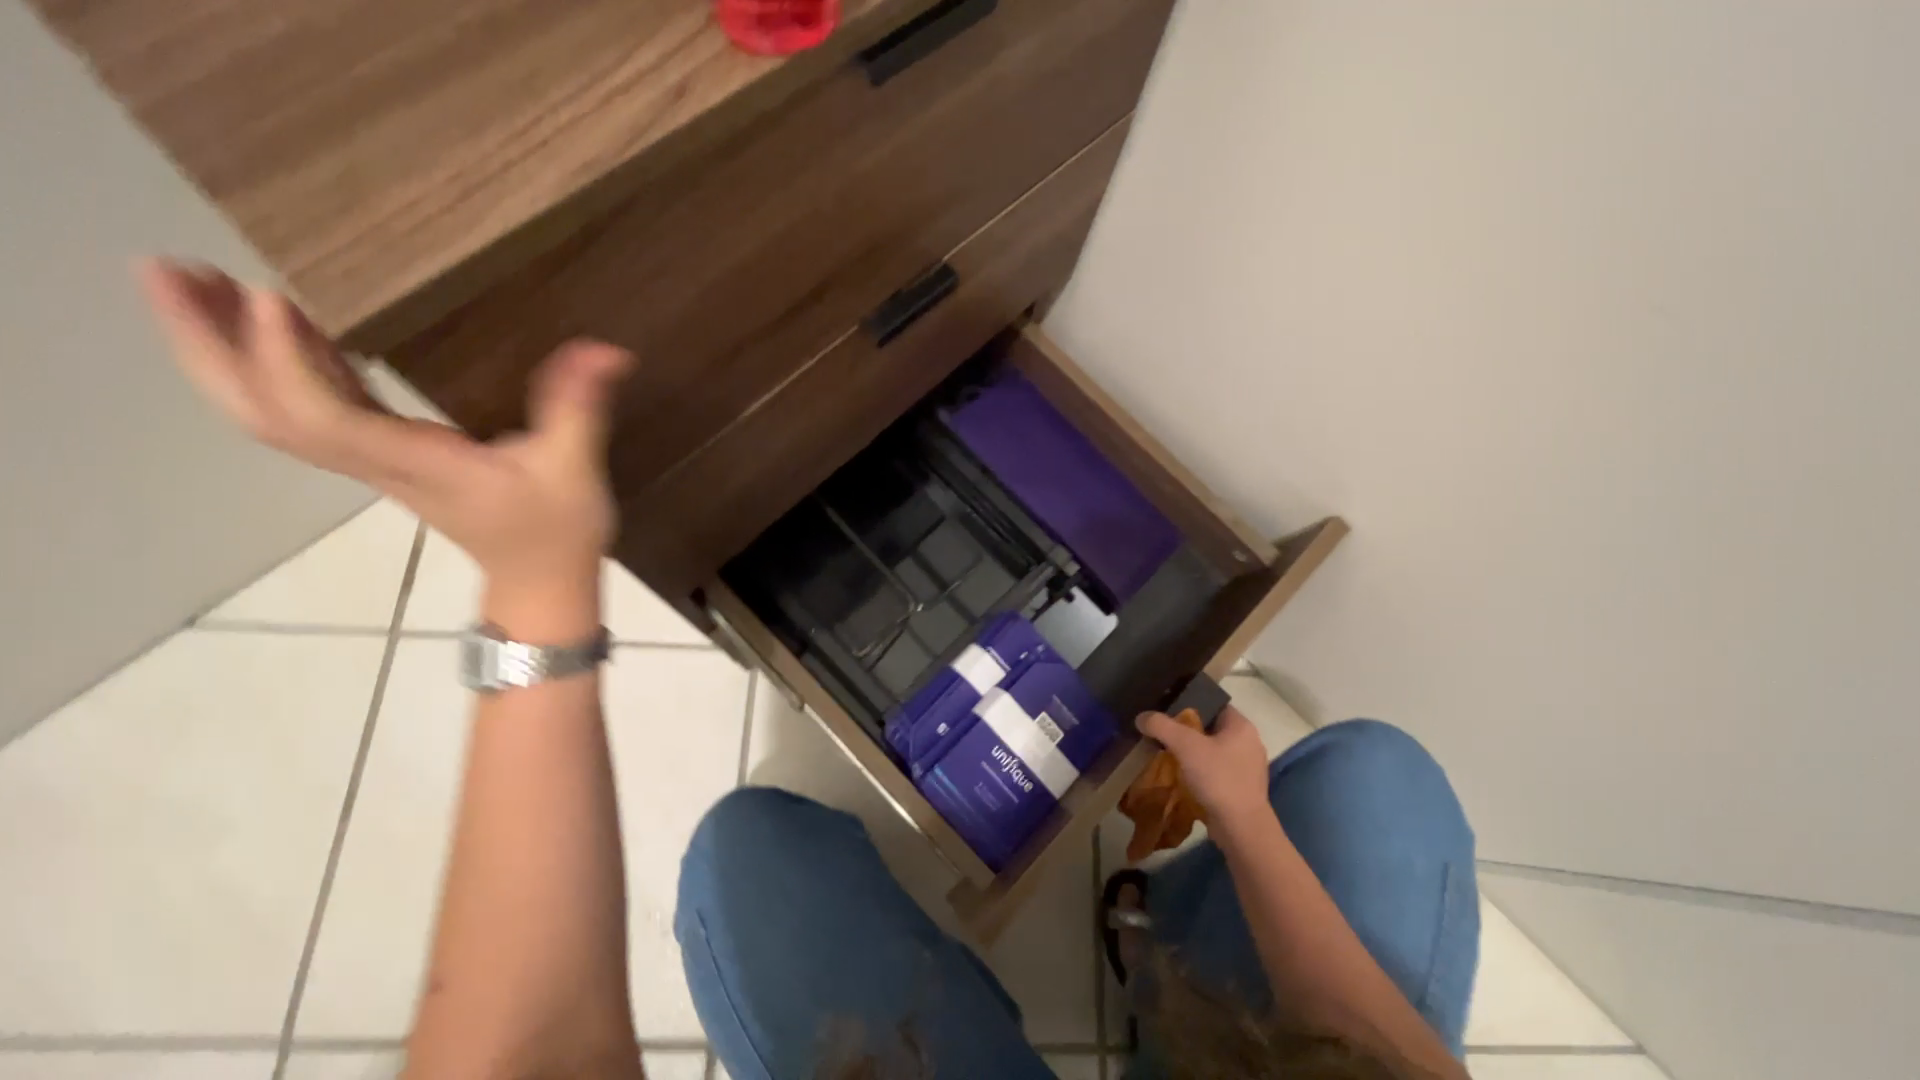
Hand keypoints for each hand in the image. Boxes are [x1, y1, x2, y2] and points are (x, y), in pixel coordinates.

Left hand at [137, 259, 632, 605]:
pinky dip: (268, 364)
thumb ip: (579, 408)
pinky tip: (267, 320)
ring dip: (218, 350)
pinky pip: (304, 408)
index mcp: (413, 464)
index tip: (268, 292)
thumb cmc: (554, 533)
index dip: (284, 361)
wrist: (538, 585)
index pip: (323, 417)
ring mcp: (369, 459)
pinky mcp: (381, 453)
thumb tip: (606, 350)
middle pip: (261, 413)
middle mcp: (372, 461)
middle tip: (167, 268)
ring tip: (187, 279)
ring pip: (269, 411)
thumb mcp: (575, 471)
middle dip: (205, 346)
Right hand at [1136, 705, 1271, 825]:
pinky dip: (1202, 772)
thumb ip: (1162, 727)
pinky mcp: (1243, 788)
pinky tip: (1185, 779)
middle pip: (1212, 728)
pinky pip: (1218, 771)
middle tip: (1164, 735)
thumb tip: (1142, 717)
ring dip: (1194, 754)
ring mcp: (1248, 768)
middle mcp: (1249, 743)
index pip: (1214, 705)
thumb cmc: (1218, 778)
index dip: (1191, 705)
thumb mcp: (1185, 746)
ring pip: (1215, 751)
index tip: (1168, 713)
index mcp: (1242, 726)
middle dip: (1188, 732)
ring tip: (1170, 757)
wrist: (1241, 826)